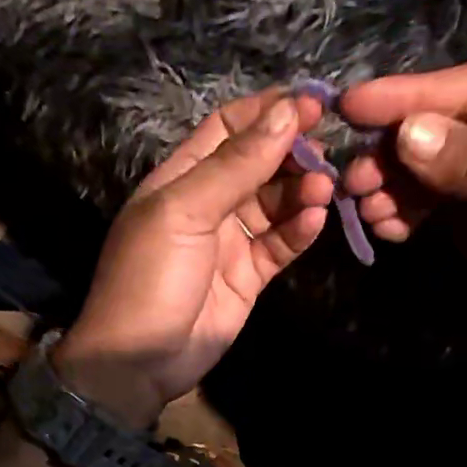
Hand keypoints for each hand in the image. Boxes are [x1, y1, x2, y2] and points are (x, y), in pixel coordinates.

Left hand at [55, 89, 335, 425]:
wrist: (138, 362)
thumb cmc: (149, 279)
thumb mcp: (184, 212)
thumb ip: (235, 164)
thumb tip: (287, 111)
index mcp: (180, 178)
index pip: (228, 128)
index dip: (268, 113)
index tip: (314, 104)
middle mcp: (207, 204)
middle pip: (259, 164)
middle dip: (293, 154)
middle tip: (328, 153)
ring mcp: (229, 242)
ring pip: (275, 204)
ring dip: (301, 192)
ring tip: (324, 189)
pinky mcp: (249, 277)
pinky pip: (280, 245)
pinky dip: (299, 232)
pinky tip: (315, 221)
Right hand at [339, 61, 466, 332]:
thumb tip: (406, 135)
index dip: (409, 96)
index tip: (349, 105)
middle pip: (442, 128)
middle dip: (393, 151)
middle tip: (350, 181)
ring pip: (430, 169)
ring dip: (392, 187)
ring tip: (363, 209)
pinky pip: (434, 206)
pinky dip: (406, 214)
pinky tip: (388, 228)